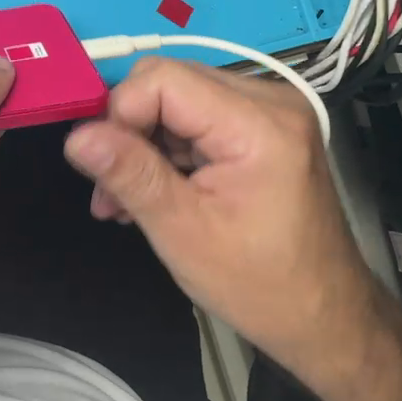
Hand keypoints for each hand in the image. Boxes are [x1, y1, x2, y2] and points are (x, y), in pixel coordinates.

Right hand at [63, 57, 388, 390]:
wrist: (326, 320)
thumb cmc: (259, 284)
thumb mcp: (182, 232)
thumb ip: (129, 174)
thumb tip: (75, 136)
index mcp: (259, 124)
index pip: (162, 80)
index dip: (121, 114)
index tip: (106, 168)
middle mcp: (270, 100)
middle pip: (166, 82)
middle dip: (127, 130)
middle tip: (109, 188)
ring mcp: (268, 112)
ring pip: (174, 99)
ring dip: (141, 144)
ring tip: (123, 200)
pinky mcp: (261, 128)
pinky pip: (194, 117)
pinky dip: (165, 150)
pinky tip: (151, 191)